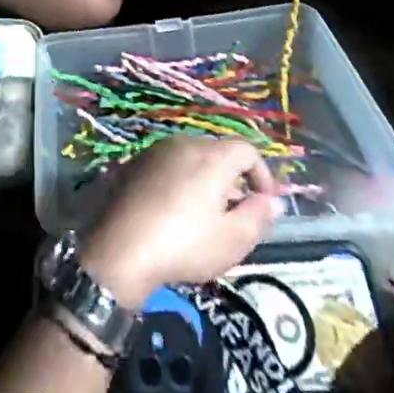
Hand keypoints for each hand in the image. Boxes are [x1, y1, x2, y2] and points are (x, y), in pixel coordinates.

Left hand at [76, 137, 282, 305]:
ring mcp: (154, 151)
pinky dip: (178, 181)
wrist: (121, 248)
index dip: (262, 173)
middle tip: (236, 211)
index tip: (264, 202)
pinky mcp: (133, 164)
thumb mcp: (233, 239)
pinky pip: (167, 165)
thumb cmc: (185, 244)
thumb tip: (271, 200)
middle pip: (217, 151)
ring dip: (204, 179)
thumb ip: (258, 216)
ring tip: (204, 213)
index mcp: (211, 156)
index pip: (246, 150)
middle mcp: (183, 143)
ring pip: (190, 158)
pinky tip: (173, 211)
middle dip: (232, 177)